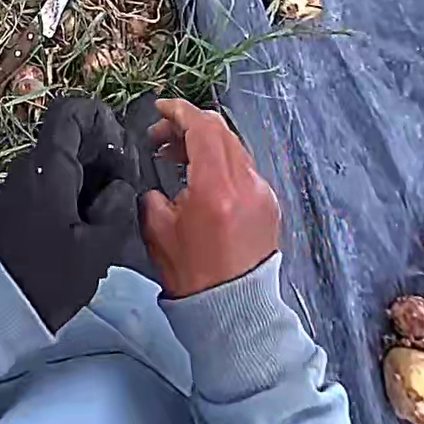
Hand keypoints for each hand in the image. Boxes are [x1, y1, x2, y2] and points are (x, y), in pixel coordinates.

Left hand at [0, 95, 139, 330]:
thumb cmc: (47, 277)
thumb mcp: (96, 247)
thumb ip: (118, 208)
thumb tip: (120, 186)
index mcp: (49, 166)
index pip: (72, 112)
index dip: (102, 119)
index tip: (121, 151)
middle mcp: (34, 165)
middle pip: (76, 135)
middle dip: (107, 154)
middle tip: (126, 190)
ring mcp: (26, 182)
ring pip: (70, 159)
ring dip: (96, 176)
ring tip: (113, 212)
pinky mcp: (24, 201)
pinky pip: (59, 179)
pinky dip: (82, 191)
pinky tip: (94, 223)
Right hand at [140, 99, 279, 297]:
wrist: (235, 314)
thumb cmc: (192, 275)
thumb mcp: (158, 229)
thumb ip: (154, 192)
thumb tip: (158, 176)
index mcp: (217, 187)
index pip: (202, 128)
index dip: (178, 111)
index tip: (159, 109)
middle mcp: (246, 182)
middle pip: (219, 130)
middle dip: (187, 124)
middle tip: (161, 137)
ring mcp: (262, 191)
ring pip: (232, 145)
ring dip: (203, 141)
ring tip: (176, 156)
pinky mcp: (268, 202)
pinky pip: (242, 166)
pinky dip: (220, 159)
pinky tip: (200, 176)